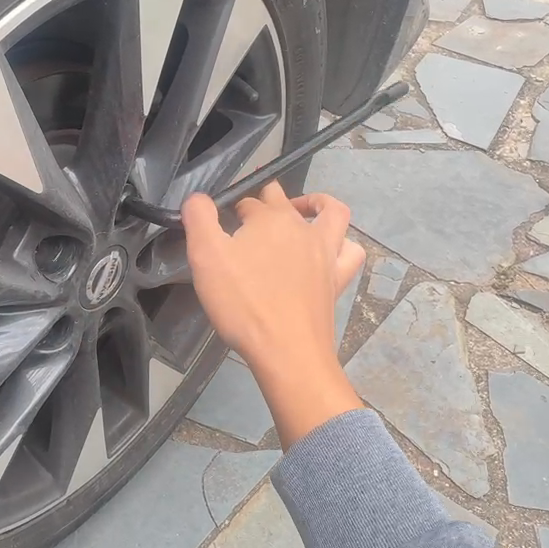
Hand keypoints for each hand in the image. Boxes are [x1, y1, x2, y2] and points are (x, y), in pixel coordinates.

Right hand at [182, 182, 365, 446]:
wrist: (286, 350)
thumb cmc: (242, 303)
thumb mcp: (205, 257)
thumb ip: (198, 219)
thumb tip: (197, 197)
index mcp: (268, 219)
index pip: (247, 203)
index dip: (230, 212)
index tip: (218, 230)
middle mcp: (301, 228)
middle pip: (282, 200)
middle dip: (264, 201)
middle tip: (246, 219)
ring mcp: (325, 252)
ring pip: (329, 213)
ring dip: (315, 205)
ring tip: (298, 212)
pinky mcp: (337, 279)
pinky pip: (350, 251)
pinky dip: (342, 243)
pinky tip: (330, 250)